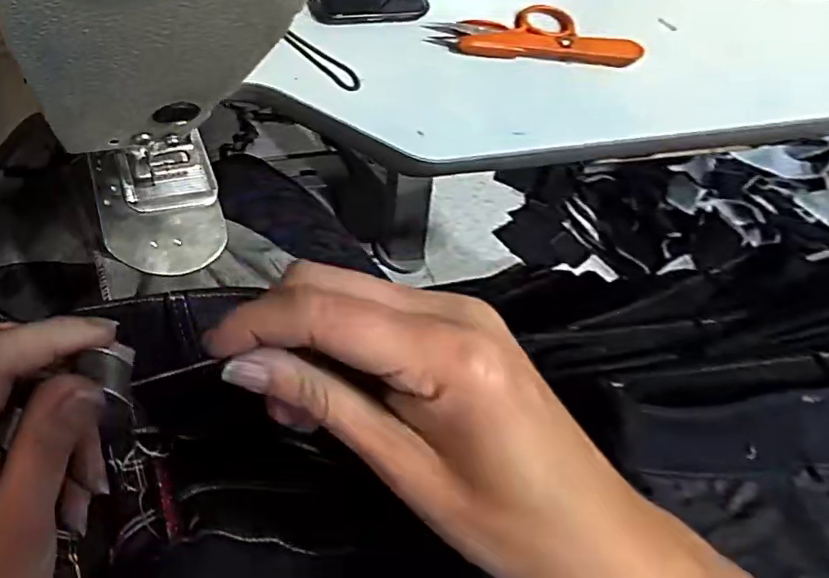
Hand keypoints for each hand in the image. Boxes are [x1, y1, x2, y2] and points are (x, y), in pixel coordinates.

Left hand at [0, 317, 116, 577]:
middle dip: (65, 382)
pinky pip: (15, 396)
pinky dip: (50, 425)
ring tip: (85, 476)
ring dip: (63, 414)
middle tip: (109, 411)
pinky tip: (68, 471)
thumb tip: (84, 379)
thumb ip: (49, 442)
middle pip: (10, 356)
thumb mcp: (23, 521)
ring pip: (21, 374)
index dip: (54, 335)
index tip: (108, 335)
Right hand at [205, 262, 742, 577]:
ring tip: (287, 394)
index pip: (321, 310)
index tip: (214, 349)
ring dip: (297, 326)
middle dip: (271, 319)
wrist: (614, 549)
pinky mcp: (453, 315)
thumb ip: (320, 402)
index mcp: (446, 348)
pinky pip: (367, 304)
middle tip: (250, 380)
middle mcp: (447, 305)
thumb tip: (243, 367)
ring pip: (340, 285)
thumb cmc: (515, 529)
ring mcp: (453, 304)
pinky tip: (326, 377)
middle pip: (324, 280)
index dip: (256, 322)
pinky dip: (330, 330)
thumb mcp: (406, 472)